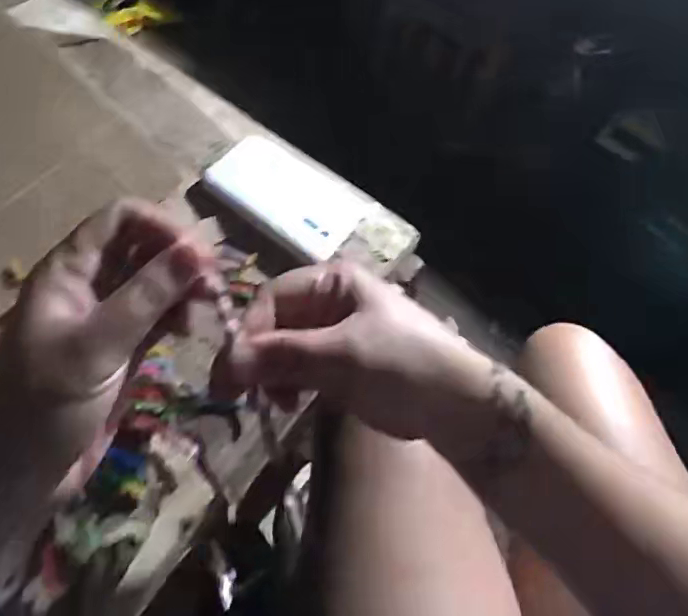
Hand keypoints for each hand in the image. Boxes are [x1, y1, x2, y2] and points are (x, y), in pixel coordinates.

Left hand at [0, 199, 221, 494]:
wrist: (17, 485)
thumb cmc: (43, 407)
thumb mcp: (95, 347)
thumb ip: (147, 296)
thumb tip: (196, 249)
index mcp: (68, 270)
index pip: (119, 219)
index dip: (159, 224)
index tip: (196, 252)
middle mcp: (89, 283)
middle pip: (142, 245)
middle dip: (179, 254)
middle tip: (213, 280)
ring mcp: (108, 315)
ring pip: (155, 279)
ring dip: (184, 284)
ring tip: (211, 302)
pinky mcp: (123, 346)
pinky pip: (158, 313)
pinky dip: (179, 312)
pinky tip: (194, 326)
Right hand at [213, 261, 492, 444]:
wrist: (461, 406)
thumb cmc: (402, 365)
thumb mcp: (341, 356)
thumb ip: (283, 356)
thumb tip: (226, 361)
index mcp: (333, 281)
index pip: (273, 297)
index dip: (250, 332)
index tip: (233, 372)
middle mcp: (332, 299)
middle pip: (277, 321)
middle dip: (257, 355)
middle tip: (234, 395)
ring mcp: (338, 330)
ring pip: (287, 346)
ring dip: (272, 372)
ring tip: (274, 403)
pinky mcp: (345, 361)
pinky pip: (304, 365)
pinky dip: (291, 382)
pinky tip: (291, 403)